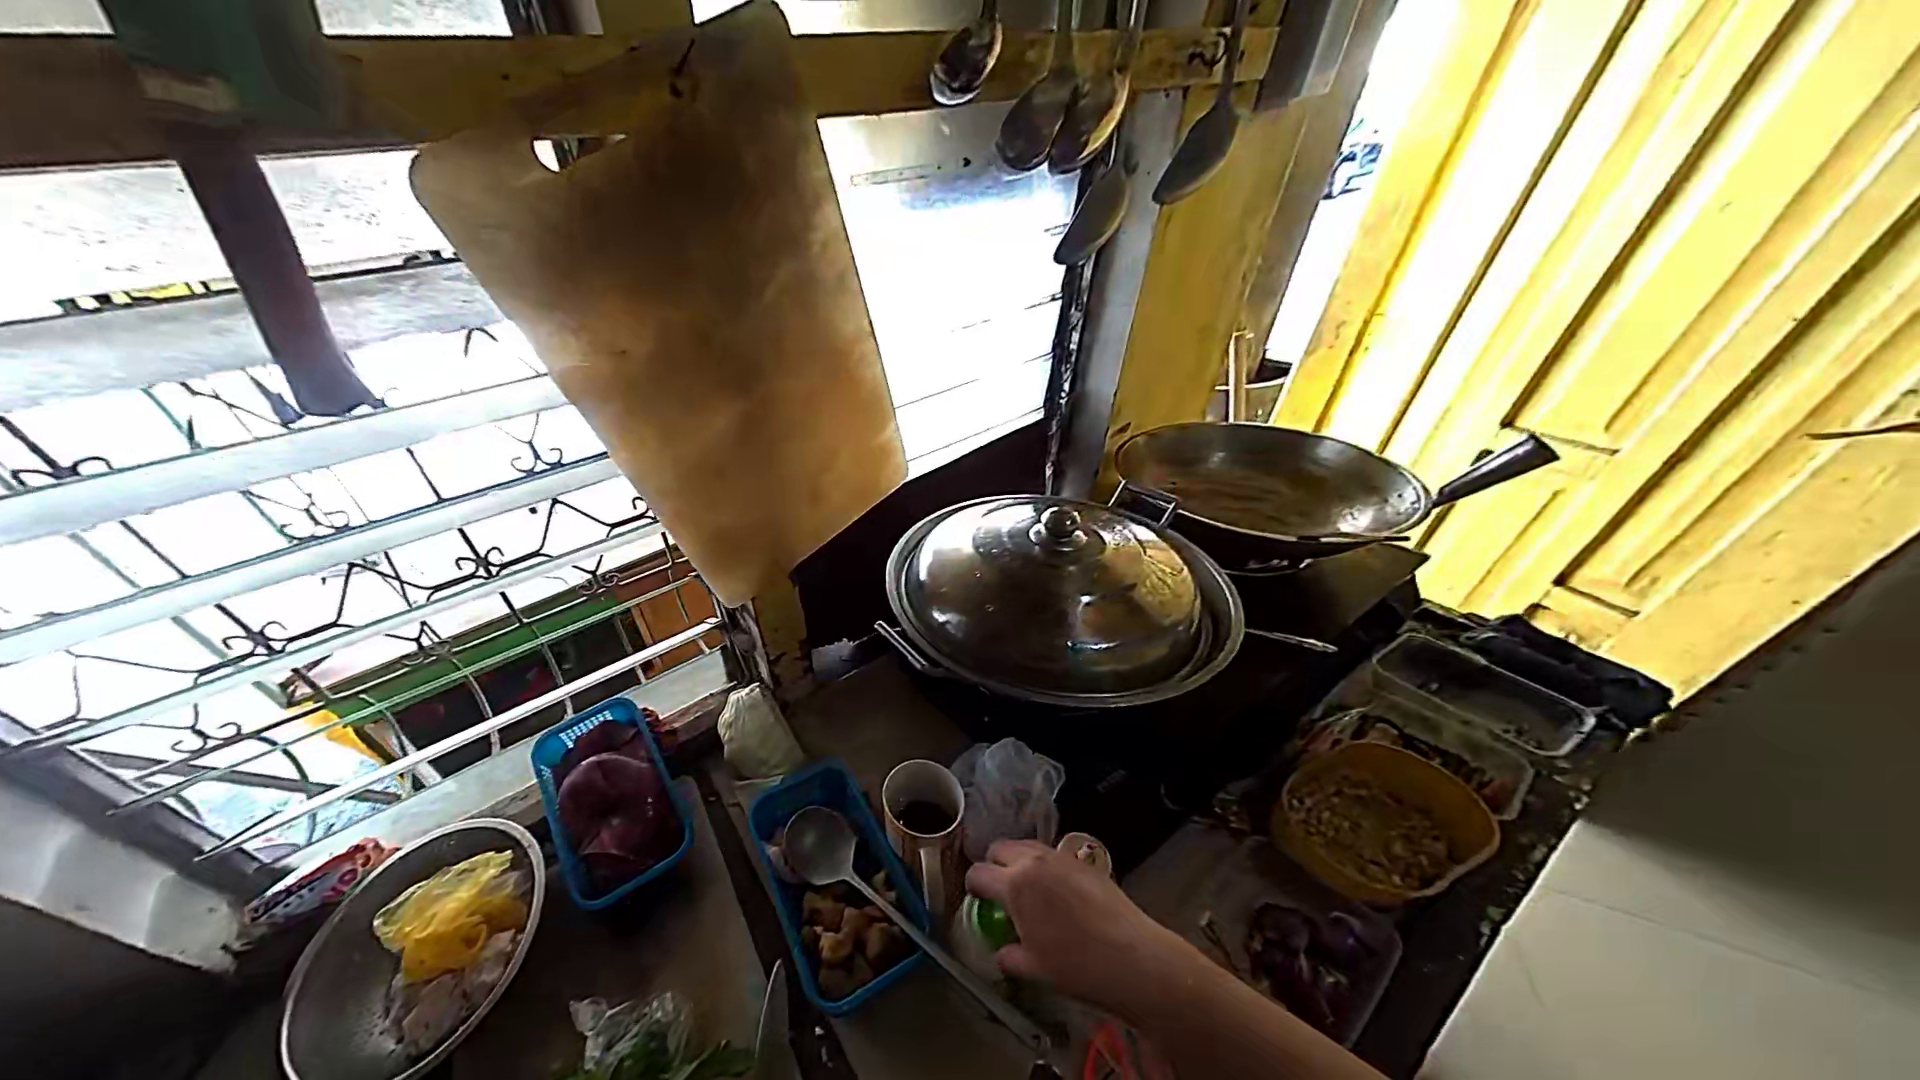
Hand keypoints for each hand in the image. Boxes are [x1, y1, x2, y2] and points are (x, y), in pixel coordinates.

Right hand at [963, 839, 1191, 1019]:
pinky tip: (1055, 891)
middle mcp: (1034, 861)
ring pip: (1026, 845)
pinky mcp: (1083, 861)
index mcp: (1015, 885)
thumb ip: (1010, 956)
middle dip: (993, 864)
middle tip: (999, 890)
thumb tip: (1002, 953)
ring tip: (1026, 888)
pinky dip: (1043, 865)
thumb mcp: (1034, 968)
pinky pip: (1052, 854)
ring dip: (1018, 860)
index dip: (972, 886)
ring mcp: (1061, 857)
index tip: (976, 898)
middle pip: (1000, 847)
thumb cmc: (1077, 966)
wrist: (1132, 956)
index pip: (978, 872)